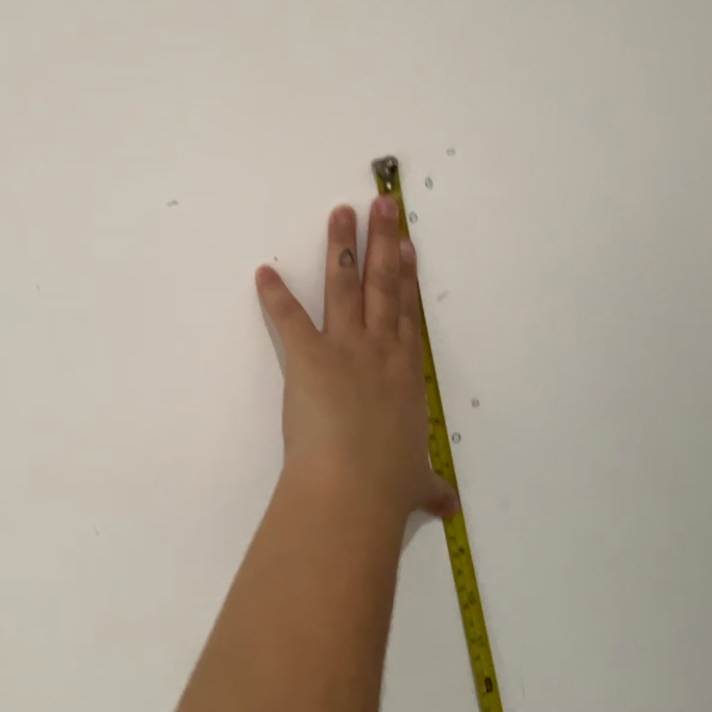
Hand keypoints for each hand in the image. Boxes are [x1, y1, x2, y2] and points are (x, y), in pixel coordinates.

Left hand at [254, 195, 459, 526]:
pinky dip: (274, 295)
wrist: (354, 487)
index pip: (407, 313)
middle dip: (383, 240)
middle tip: (382, 204)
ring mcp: (345, 349)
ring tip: (340, 212)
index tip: (406, 245)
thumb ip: (428, 488)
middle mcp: (379, 350)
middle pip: (382, 284)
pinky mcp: (307, 357)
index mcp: (405, 373)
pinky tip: (264, 271)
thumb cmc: (388, 484)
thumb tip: (447, 506)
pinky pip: (289, 319)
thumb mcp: (414, 483)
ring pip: (345, 287)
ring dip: (341, 247)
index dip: (407, 276)